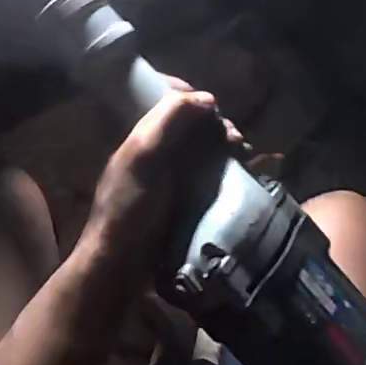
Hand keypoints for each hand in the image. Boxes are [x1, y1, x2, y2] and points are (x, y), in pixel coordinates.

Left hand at [78, 81, 228, 280]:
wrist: (122, 265)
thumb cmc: (129, 206)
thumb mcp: (142, 156)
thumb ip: (169, 119)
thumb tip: (209, 98)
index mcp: (144, 134)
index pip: (172, 99)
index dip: (195, 98)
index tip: (215, 110)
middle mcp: (160, 149)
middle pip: (196, 123)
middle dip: (218, 124)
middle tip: (233, 139)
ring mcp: (175, 174)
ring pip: (207, 146)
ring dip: (228, 145)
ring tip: (242, 153)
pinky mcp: (189, 197)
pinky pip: (213, 172)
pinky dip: (230, 166)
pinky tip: (243, 169)